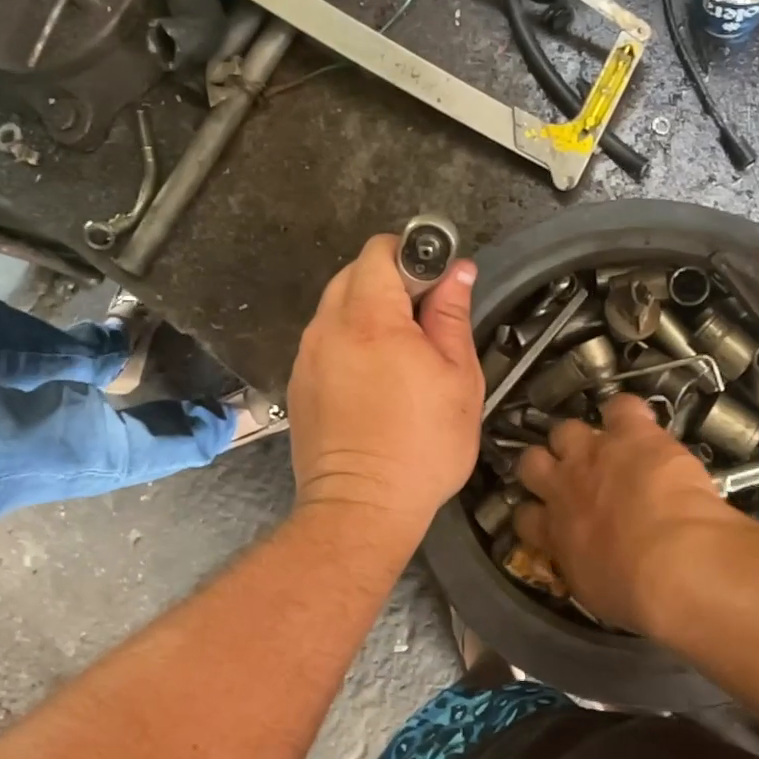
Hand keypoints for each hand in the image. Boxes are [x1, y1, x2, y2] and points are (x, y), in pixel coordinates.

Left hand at [287, 234, 483, 529]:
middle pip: (355, 274)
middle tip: (427, 322)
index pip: (381, 251)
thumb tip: (458, 271)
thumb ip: (453, 316)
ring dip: (371, 313)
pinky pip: (326, 341)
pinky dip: (351, 343)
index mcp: (371, 319)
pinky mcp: (299, 383)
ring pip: (338, 307)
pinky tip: (377, 381)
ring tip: (403, 356)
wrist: (362, 508)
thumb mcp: (459, 379)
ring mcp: (307, 356)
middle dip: (392, 283)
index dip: (414, 256)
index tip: (438, 283)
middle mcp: (328, 328)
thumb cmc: (423, 447)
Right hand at [514, 394, 746, 631]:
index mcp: (554, 533)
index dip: (536, 511)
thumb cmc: (638, 591)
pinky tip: (639, 422)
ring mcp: (594, 454)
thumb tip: (588, 564)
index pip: (525, 515)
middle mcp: (564, 487)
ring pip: (567, 429)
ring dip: (582, 437)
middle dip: (547, 464)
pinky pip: (620, 406)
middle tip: (570, 472)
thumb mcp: (596, 593)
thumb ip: (583, 568)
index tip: (549, 515)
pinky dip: (627, 413)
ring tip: (603, 446)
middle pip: (532, 461)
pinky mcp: (631, 433)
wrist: (674, 562)